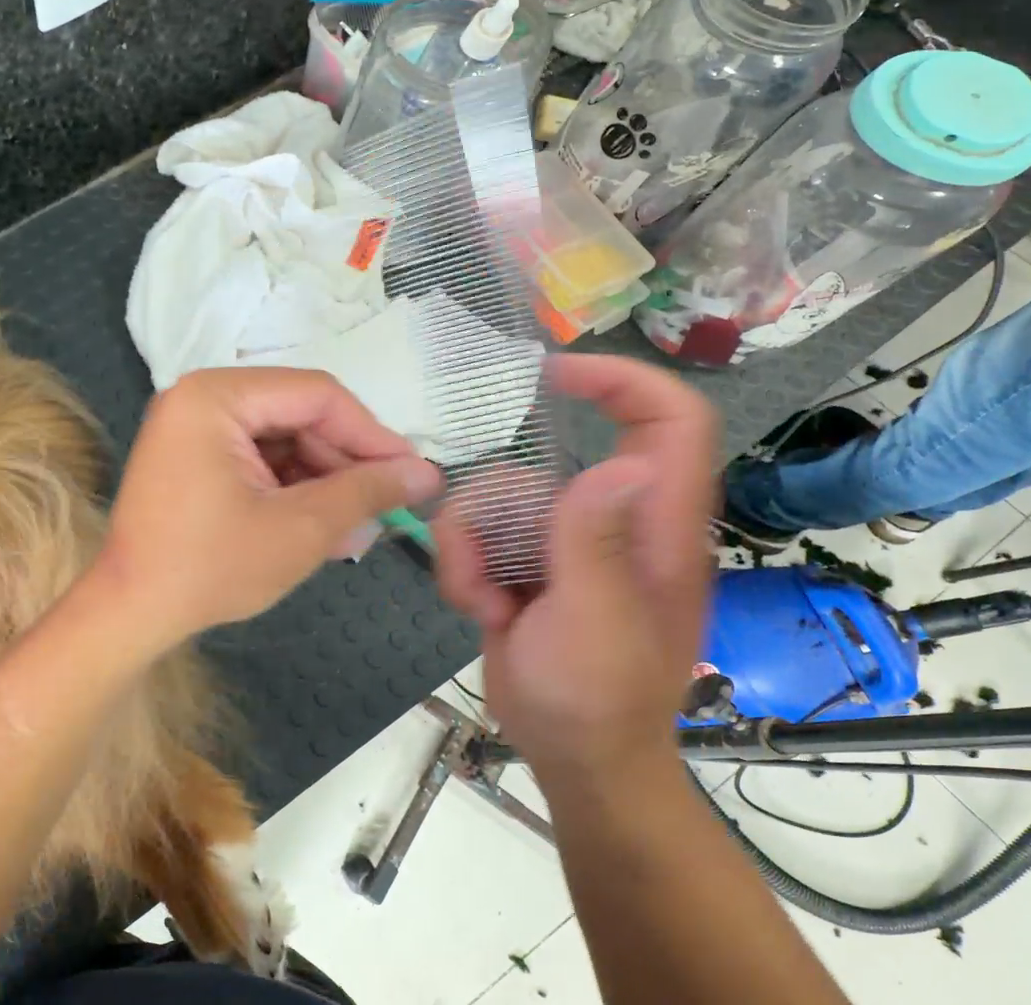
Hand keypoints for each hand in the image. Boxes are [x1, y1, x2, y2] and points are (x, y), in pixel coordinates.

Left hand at [95, 368, 442, 648]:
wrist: (131, 609)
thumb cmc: (211, 567)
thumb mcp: (300, 528)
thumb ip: (365, 491)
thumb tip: (426, 472)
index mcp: (215, 396)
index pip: (317, 395)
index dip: (372, 435)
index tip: (413, 474)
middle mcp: (197, 398)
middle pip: (297, 415)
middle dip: (344, 465)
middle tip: (386, 510)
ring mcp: (189, 428)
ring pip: (279, 441)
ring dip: (321, 482)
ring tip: (356, 531)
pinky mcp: (188, 459)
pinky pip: (254, 459)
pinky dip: (288, 490)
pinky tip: (320, 528)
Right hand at [434, 355, 719, 777]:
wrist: (572, 755)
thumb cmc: (596, 695)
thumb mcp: (596, 618)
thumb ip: (597, 540)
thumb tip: (619, 464)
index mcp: (656, 527)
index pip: (668, 422)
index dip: (622, 381)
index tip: (553, 375)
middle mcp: (610, 525)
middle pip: (543, 466)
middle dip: (496, 505)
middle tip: (486, 553)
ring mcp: (561, 548)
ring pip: (493, 503)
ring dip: (469, 549)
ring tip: (486, 602)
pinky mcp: (522, 569)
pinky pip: (472, 537)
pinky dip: (461, 569)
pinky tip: (481, 611)